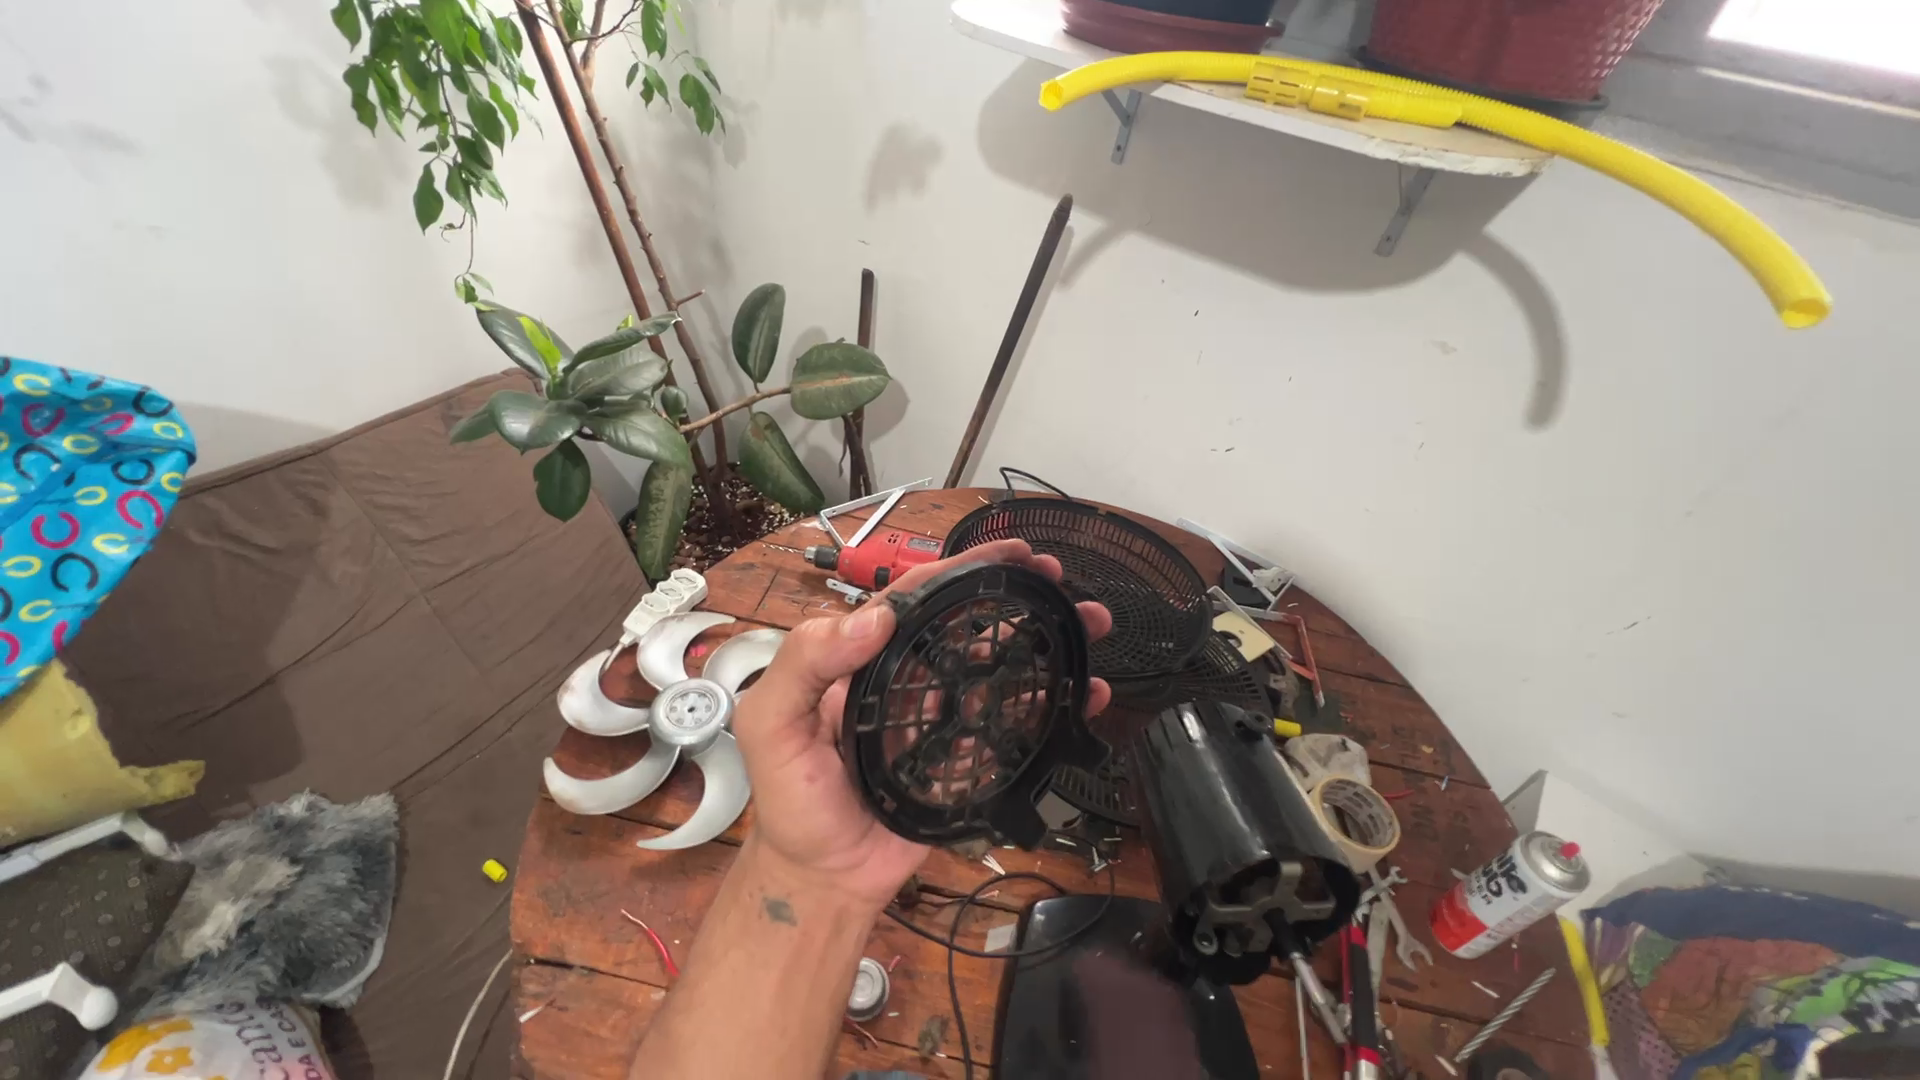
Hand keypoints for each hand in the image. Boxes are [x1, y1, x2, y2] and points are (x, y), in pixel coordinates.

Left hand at [729, 539, 1113, 907]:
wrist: (824, 877)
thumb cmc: (791, 800)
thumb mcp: (771, 723)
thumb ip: (806, 662)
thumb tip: (874, 615)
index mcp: (869, 658)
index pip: (919, 597)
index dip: (965, 568)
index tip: (1013, 554)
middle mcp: (912, 679)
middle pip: (973, 624)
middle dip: (1021, 596)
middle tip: (1063, 583)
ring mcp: (945, 719)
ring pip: (1003, 668)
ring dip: (1049, 643)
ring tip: (1091, 626)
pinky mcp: (970, 761)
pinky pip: (1015, 726)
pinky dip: (1054, 708)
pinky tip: (1086, 695)